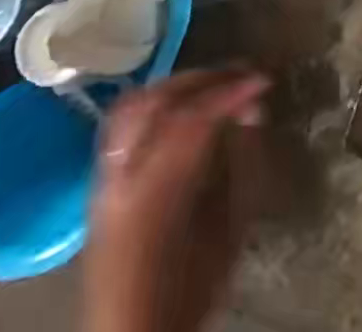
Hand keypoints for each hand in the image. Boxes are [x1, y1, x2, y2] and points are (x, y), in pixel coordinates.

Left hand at [85, 69, 269, 331]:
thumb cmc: (190, 289)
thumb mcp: (228, 232)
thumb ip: (241, 166)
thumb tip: (252, 111)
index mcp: (155, 194)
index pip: (192, 120)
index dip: (230, 91)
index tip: (262, 79)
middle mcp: (121, 175)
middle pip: (158, 102)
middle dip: (204, 78)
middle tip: (242, 72)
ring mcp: (104, 175)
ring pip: (134, 104)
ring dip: (176, 83)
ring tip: (212, 80)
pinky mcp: (100, 178)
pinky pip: (122, 120)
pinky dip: (153, 99)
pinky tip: (177, 100)